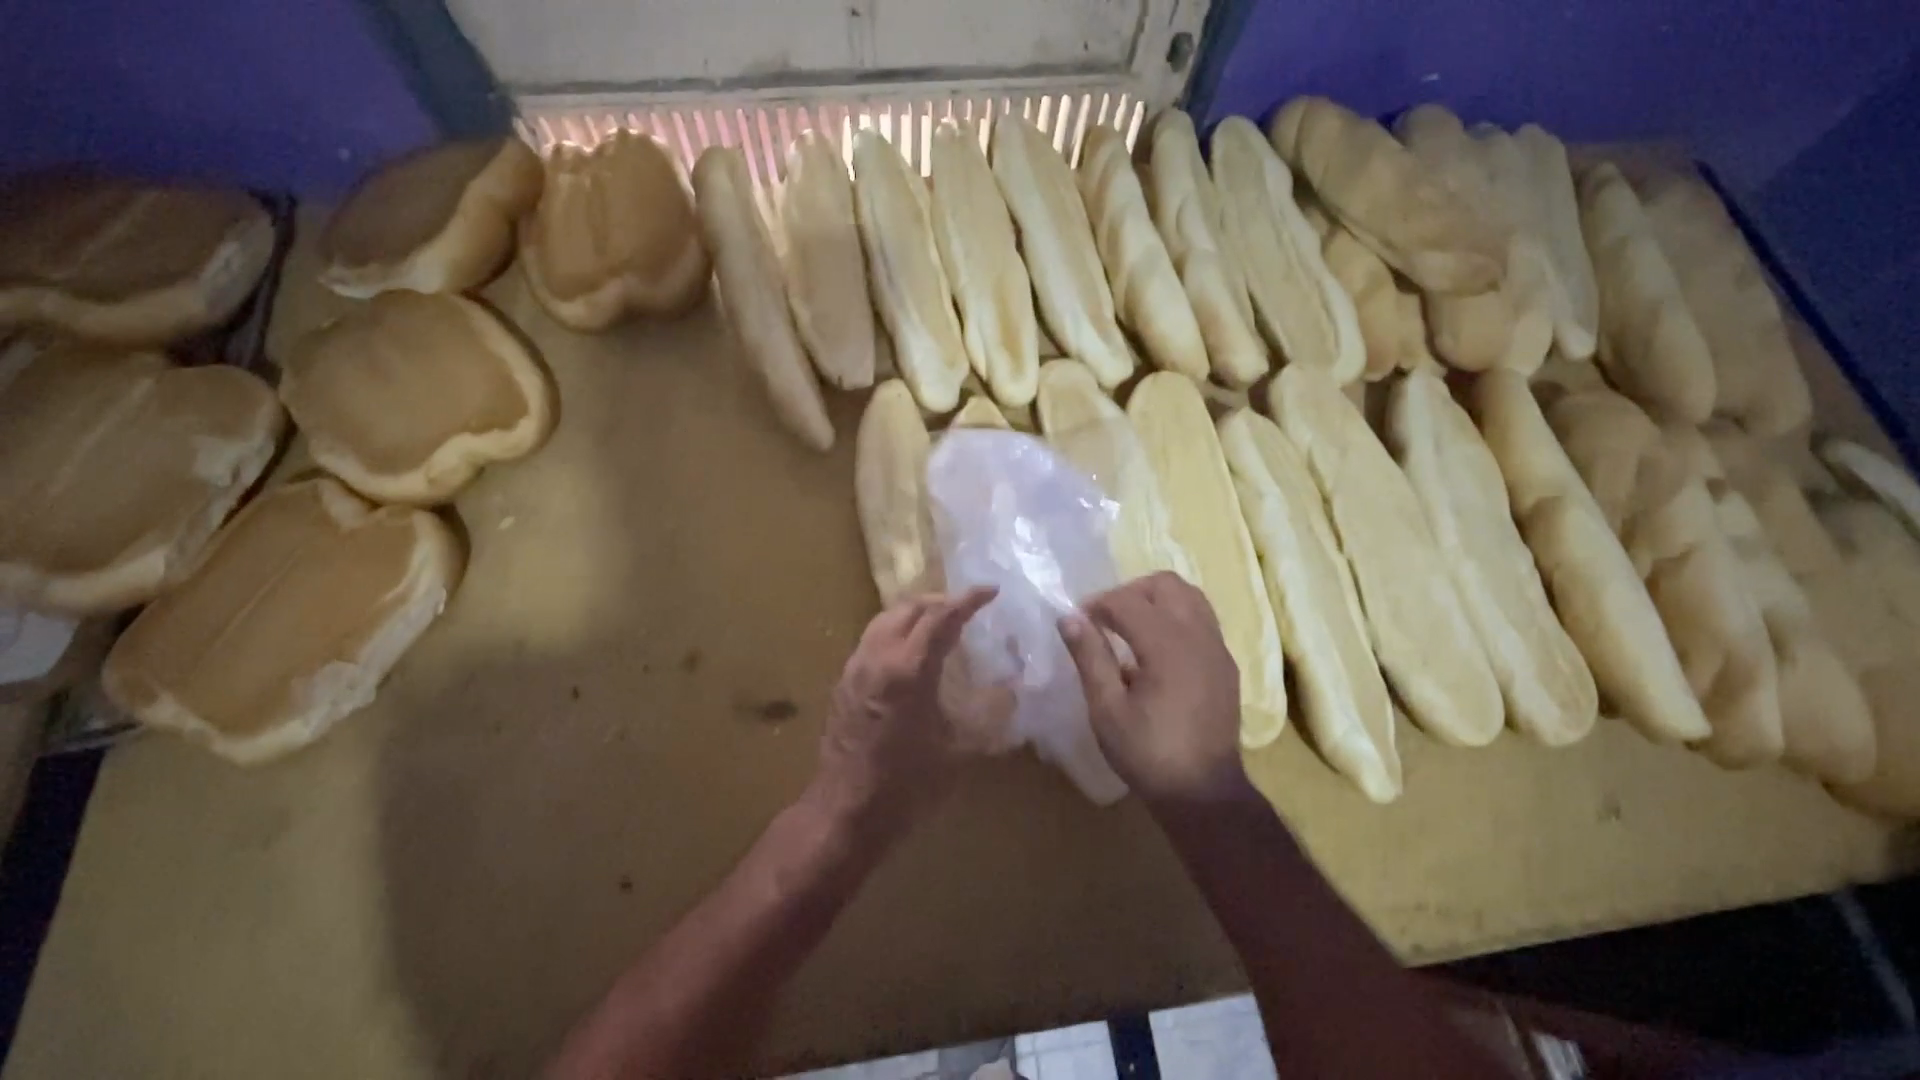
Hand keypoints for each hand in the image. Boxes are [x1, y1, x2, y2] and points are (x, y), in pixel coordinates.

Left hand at [812, 587, 998, 830]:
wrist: (846, 812)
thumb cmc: (907, 785)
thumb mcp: (960, 750)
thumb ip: (989, 713)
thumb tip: (1013, 689)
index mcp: (908, 668)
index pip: (941, 616)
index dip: (969, 599)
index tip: (991, 591)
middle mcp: (877, 657)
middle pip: (909, 607)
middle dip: (940, 600)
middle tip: (967, 608)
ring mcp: (855, 668)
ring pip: (885, 620)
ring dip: (915, 613)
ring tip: (941, 625)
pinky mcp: (843, 684)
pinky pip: (872, 640)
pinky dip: (897, 632)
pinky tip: (912, 655)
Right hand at [1058, 572, 1251, 805]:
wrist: (1202, 792)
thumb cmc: (1147, 753)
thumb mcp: (1106, 709)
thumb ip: (1090, 657)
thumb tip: (1069, 617)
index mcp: (1167, 645)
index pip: (1127, 601)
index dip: (1097, 605)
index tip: (1078, 622)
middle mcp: (1198, 636)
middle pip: (1165, 584)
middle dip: (1130, 592)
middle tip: (1106, 620)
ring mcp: (1218, 648)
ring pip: (1190, 596)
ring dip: (1156, 601)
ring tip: (1131, 629)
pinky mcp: (1226, 664)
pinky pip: (1202, 620)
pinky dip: (1176, 618)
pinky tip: (1156, 652)